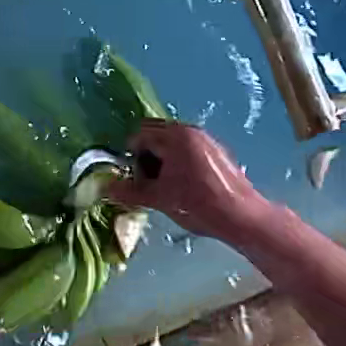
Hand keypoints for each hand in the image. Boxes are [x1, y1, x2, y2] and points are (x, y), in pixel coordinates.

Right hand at [108, 119, 271, 239]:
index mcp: (176, 136)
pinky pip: (189, 149)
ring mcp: (207, 140)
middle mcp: (192, 130)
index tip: (131, 179)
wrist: (240, 215)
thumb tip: (105, 189)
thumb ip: (129, 191)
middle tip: (145, 182)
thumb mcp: (158, 199)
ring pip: (173, 142)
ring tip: (163, 187)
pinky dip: (179, 162)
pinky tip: (183, 186)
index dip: (130, 157)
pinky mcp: (217, 152)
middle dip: (146, 156)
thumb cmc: (197, 204)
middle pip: (157, 134)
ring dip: (162, 160)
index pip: (140, 135)